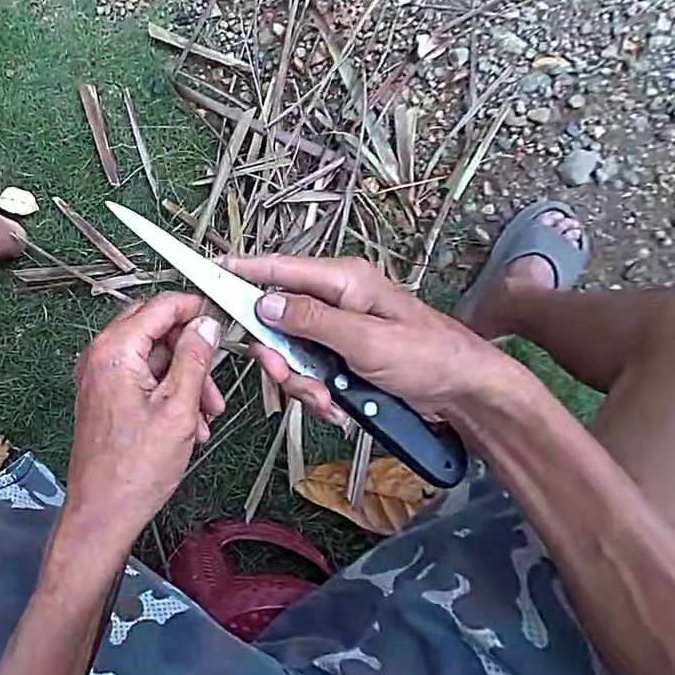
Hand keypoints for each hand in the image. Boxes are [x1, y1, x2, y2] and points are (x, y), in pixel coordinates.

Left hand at [66, 293, 224, 548]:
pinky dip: (168, 392)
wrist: (103, 513)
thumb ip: (194, 358)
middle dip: (191, 352)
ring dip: (184, 379)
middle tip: (214, 381)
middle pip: (156, 330)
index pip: (160, 306)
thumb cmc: (135, 469)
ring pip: (153, 357)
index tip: (221, 321)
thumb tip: (205, 325)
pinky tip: (188, 423)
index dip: (194, 309)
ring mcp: (100, 376)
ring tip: (205, 415)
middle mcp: (101, 356)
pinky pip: (142, 378)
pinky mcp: (104, 395)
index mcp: (115, 350)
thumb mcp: (178, 408)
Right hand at [223, 255, 517, 419]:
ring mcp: (335, 331)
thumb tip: (265, 303)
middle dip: (280, 356)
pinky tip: (339, 404)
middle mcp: (334, 301)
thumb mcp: (366, 340)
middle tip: (290, 375)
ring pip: (289, 353)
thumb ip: (311, 321)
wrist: (464, 395)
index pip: (279, 269)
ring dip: (302, 381)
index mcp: (343, 281)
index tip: (210, 270)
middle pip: (276, 321)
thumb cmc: (429, 356)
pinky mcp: (338, 357)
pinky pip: (307, 373)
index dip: (242, 270)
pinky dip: (317, 393)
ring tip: (330, 399)